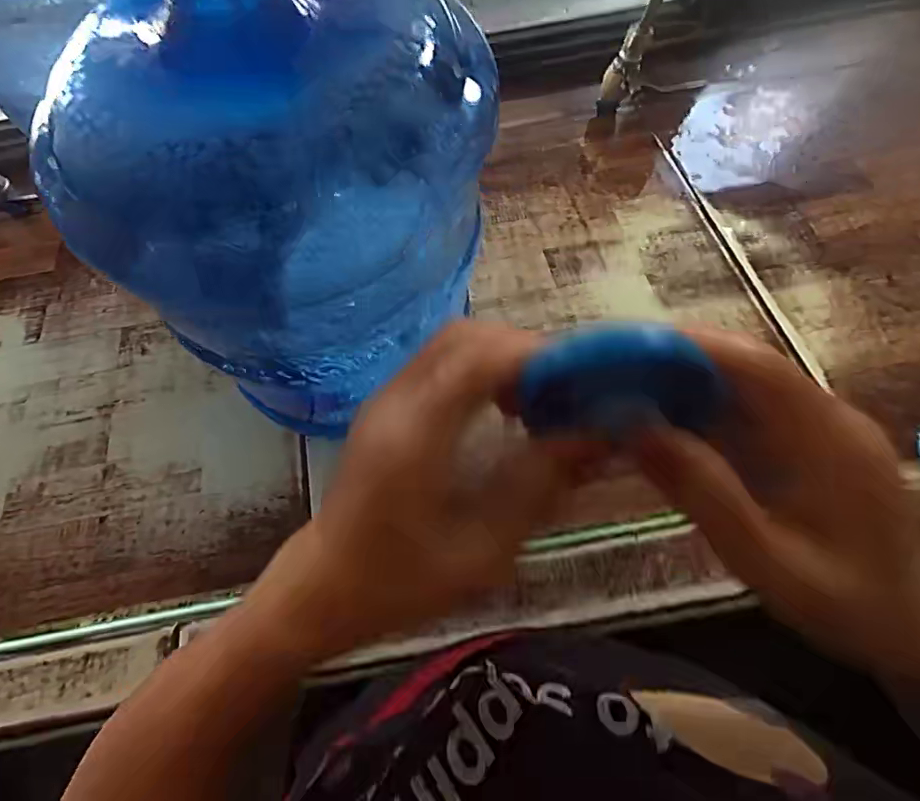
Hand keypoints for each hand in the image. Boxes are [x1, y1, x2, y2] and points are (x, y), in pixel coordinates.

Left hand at [244, 322, 596, 662]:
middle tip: (565, 388)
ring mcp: (388, 395)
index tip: (580, 377)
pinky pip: (442, 359)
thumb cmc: (401, 582)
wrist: (325, 584)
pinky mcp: (389, 402)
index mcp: (416, 433)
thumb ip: (538, 485)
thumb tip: (594, 434)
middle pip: (465, 335)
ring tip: (538, 399)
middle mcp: (398, 399)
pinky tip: (503, 406)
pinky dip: (481, 367)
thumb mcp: (483, 550)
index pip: (476, 358)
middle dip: (522, 350)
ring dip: (502, 355)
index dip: (533, 355)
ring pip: (453, 340)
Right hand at [633, 328, 919, 680]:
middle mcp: (828, 416)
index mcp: (832, 441)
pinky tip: (664, 416)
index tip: (635, 347)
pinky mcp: (804, 436)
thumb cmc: (847, 606)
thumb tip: (639, 431)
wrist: (912, 629)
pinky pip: (748, 405)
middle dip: (679, 357)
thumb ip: (708, 497)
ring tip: (626, 384)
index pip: (762, 368)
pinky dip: (702, 403)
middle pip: (748, 364)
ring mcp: (818, 423)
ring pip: (744, 380)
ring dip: (686, 377)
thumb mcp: (771, 565)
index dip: (697, 348)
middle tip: (615, 364)